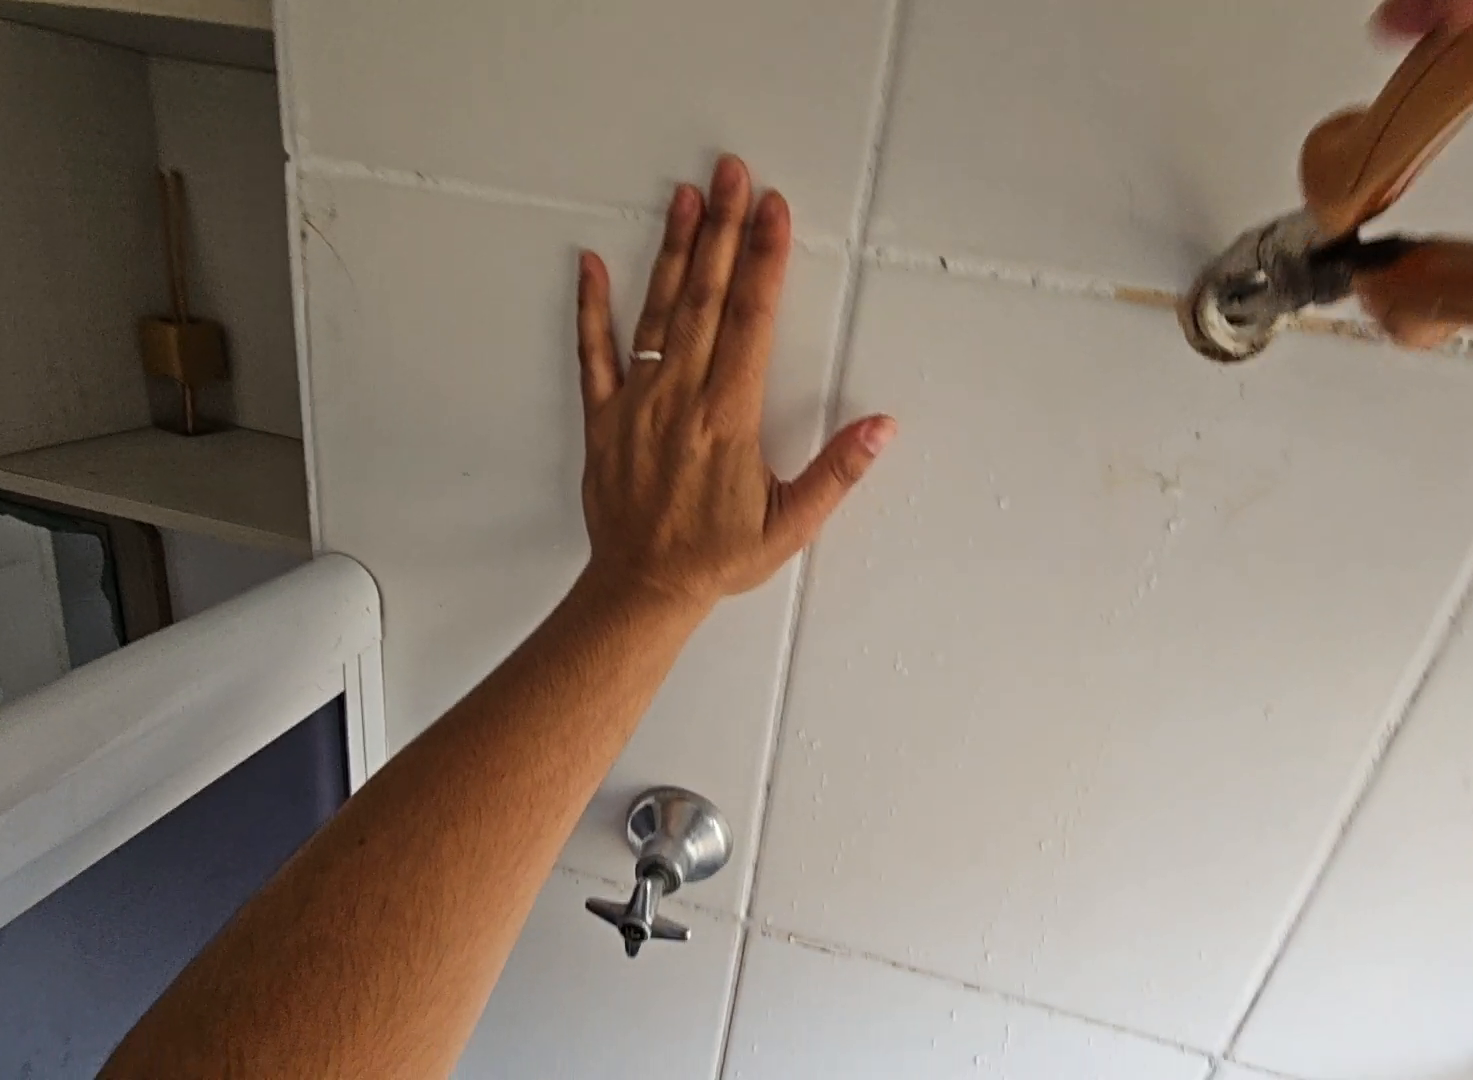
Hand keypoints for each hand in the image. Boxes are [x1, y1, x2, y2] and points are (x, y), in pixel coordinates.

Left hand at [574, 155, 895, 611]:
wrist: (643, 586)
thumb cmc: (718, 557)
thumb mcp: (791, 525)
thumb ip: (837, 472)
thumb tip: (881, 427)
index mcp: (727, 418)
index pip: (752, 322)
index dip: (765, 261)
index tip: (773, 211)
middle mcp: (680, 399)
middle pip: (706, 300)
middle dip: (723, 231)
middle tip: (732, 173)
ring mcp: (636, 405)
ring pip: (657, 313)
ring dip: (674, 253)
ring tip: (685, 197)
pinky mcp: (603, 419)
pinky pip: (593, 354)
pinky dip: (591, 308)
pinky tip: (592, 265)